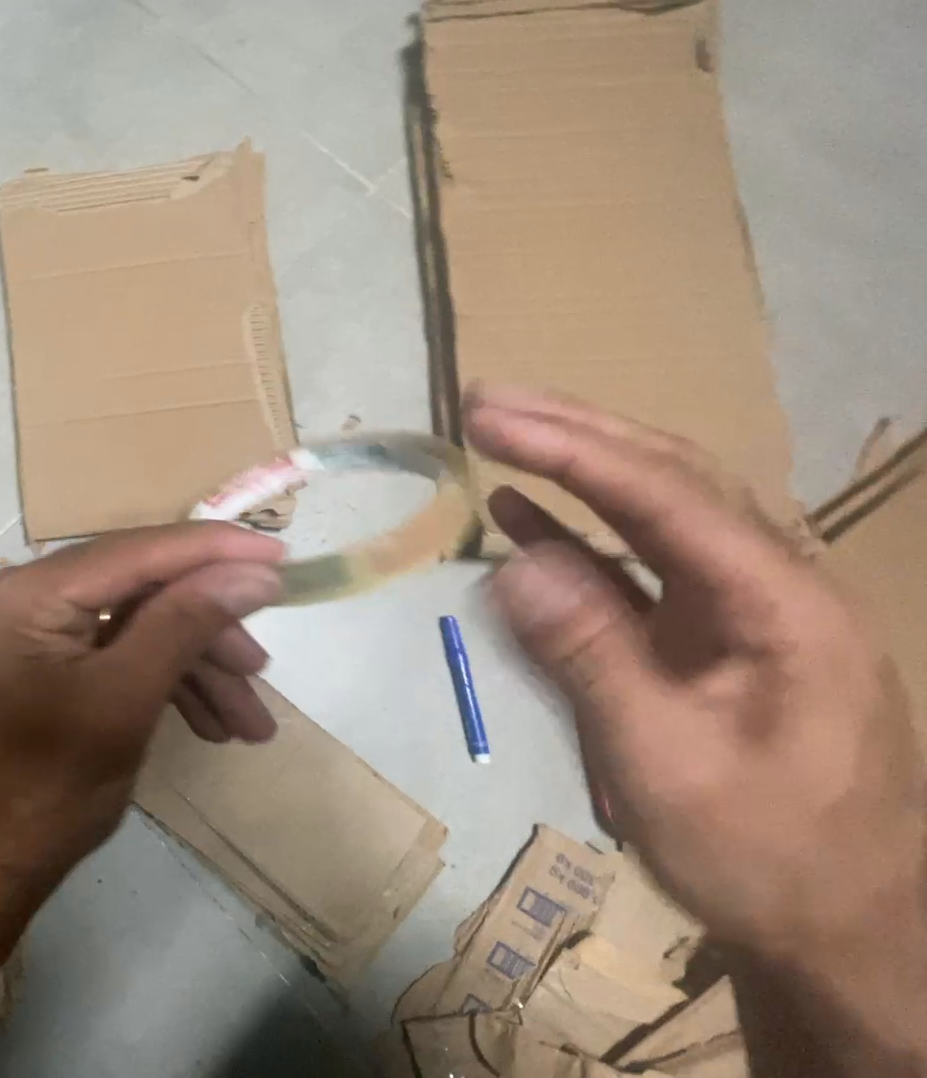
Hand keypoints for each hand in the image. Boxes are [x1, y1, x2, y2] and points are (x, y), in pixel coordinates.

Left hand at [0, 523, 284, 877]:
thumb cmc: (51, 788)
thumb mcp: (126, 700)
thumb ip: (187, 623)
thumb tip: (254, 571)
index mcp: (23, 594)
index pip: (131, 550)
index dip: (210, 551)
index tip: (281, 555)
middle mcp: (17, 594)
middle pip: (136, 588)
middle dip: (206, 630)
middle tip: (262, 670)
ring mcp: (26, 627)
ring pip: (132, 624)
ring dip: (193, 666)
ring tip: (248, 722)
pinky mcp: (39, 657)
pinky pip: (112, 650)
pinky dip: (162, 679)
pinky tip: (211, 724)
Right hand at [464, 384, 926, 974]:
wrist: (841, 927)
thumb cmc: (762, 850)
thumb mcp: (666, 760)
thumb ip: (591, 655)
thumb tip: (511, 561)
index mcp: (781, 607)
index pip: (667, 498)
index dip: (574, 450)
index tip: (489, 418)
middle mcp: (768, 587)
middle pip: (671, 479)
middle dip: (576, 430)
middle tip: (486, 399)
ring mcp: (734, 610)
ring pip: (655, 508)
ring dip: (576, 463)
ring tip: (500, 428)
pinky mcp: (698, 637)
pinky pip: (631, 565)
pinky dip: (571, 531)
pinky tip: (519, 513)